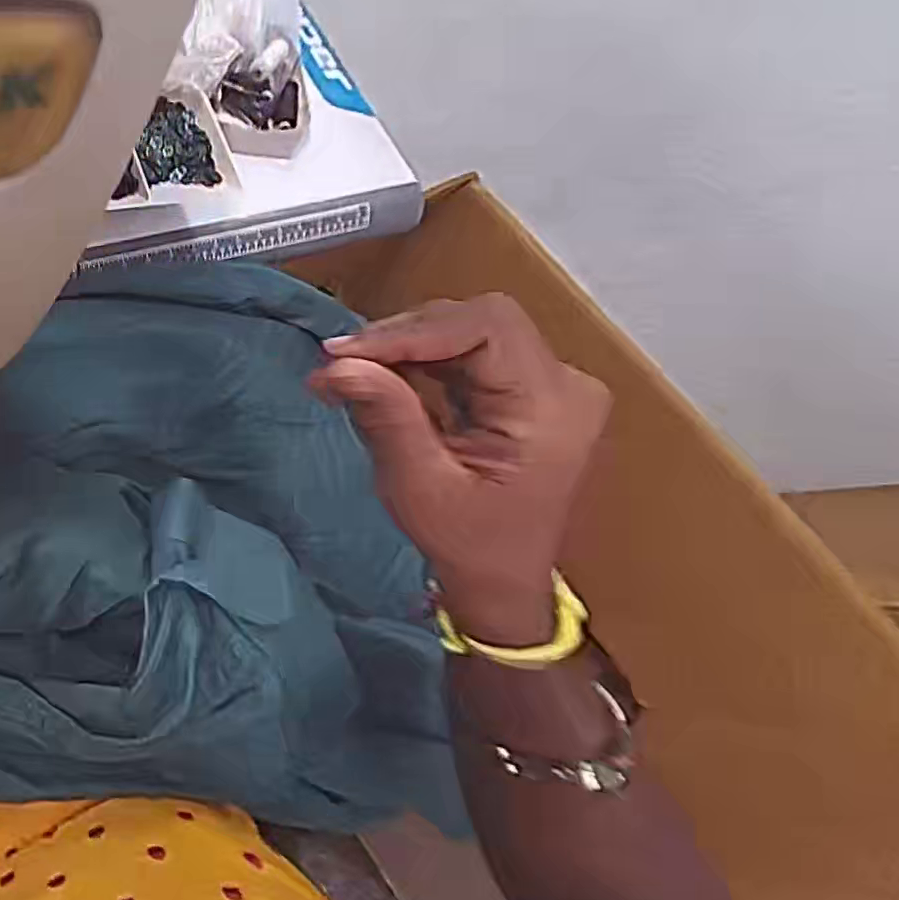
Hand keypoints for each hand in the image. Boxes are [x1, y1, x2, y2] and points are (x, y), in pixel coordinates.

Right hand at [307, 293, 610, 643]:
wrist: (501, 578)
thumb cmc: (465, 539)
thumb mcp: (418, 483)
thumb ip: (385, 416)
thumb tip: (337, 365)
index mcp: (550, 407)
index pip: (486, 330)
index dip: (409, 331)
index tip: (342, 352)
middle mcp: (560, 383)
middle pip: (478, 321)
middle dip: (404, 333)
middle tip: (342, 360)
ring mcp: (545, 384)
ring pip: (468, 330)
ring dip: (404, 343)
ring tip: (350, 367)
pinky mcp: (521, 390)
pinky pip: (465, 353)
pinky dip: (416, 357)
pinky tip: (379, 373)